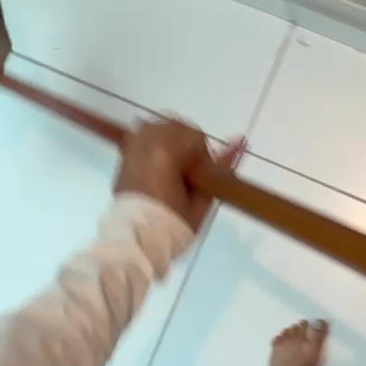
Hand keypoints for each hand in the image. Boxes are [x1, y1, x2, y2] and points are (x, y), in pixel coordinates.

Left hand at [113, 119, 245, 229]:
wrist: (137, 240)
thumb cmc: (172, 225)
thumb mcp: (202, 201)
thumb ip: (221, 168)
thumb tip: (240, 141)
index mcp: (166, 152)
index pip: (196, 136)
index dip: (204, 156)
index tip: (202, 178)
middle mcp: (147, 142)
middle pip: (177, 125)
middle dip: (188, 144)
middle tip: (190, 172)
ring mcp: (132, 146)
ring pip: (160, 126)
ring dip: (172, 141)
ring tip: (175, 167)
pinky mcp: (124, 154)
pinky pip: (143, 134)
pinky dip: (155, 143)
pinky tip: (160, 164)